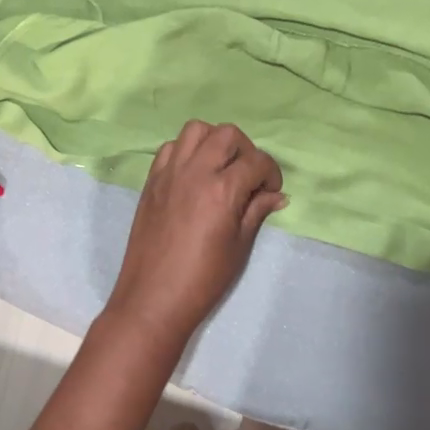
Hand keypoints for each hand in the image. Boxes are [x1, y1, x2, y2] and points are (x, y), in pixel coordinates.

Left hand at [106, 120, 286, 341]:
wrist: (153, 299)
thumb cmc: (203, 279)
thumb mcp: (239, 247)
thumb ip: (257, 211)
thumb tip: (277, 195)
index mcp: (222, 190)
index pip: (256, 161)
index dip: (271, 173)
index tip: (271, 191)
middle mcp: (196, 171)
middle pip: (227, 134)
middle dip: (246, 150)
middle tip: (248, 175)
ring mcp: (170, 171)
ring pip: (196, 130)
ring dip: (214, 141)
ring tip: (220, 167)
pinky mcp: (152, 179)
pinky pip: (171, 147)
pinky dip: (186, 151)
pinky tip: (193, 174)